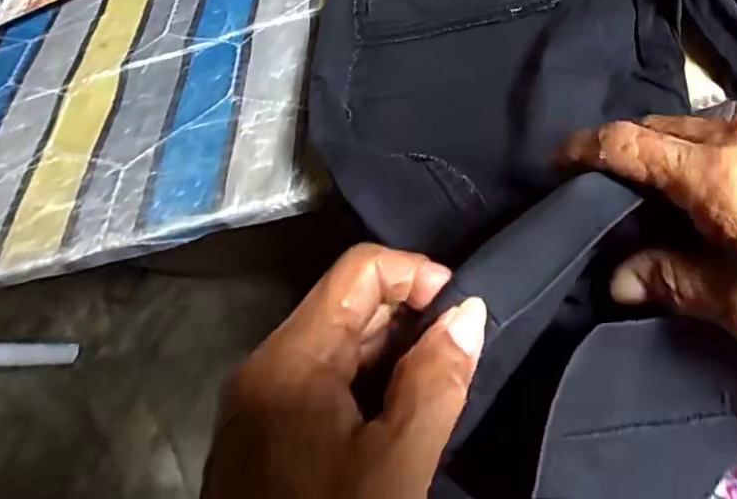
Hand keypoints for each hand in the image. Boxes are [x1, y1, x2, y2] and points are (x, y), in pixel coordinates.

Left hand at [204, 244, 485, 498]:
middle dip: (412, 312)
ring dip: (398, 347)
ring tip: (436, 380)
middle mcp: (269, 366)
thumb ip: (438, 379)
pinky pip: (331, 375)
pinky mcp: (270, 431)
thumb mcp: (395, 467)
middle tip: (456, 350)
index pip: (361, 269)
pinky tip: (402, 410)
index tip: (459, 311)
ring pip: (344, 338)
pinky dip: (374, 377)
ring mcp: (264, 400)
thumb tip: (471, 311)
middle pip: (351, 300)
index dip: (417, 274)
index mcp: (289, 361)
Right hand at [562, 115, 736, 431]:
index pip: (631, 143)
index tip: (557, 163)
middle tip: (597, 199)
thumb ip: (674, 279)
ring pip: (694, 134)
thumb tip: (618, 275)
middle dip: (623, 154)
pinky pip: (726, 144)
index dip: (587, 150)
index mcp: (720, 171)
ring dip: (662, 158)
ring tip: (643, 206)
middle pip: (660, 129)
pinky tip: (699, 204)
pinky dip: (697, 163)